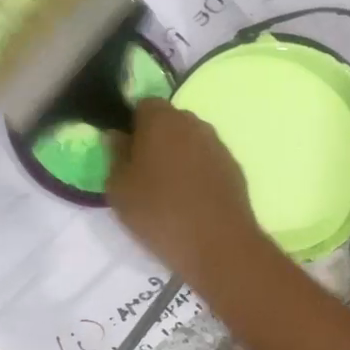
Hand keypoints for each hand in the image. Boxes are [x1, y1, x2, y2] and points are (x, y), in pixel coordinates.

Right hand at [106, 99, 264, 283]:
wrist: (218, 243)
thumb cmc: (159, 213)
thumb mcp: (119, 188)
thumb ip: (115, 155)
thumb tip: (117, 136)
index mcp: (161, 120)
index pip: (143, 105)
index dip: (132, 125)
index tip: (125, 152)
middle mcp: (193, 124)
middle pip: (170, 121)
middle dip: (156, 139)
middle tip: (144, 172)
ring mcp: (218, 145)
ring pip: (191, 141)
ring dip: (179, 156)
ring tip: (169, 190)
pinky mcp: (234, 168)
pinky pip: (208, 161)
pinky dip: (198, 173)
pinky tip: (192, 200)